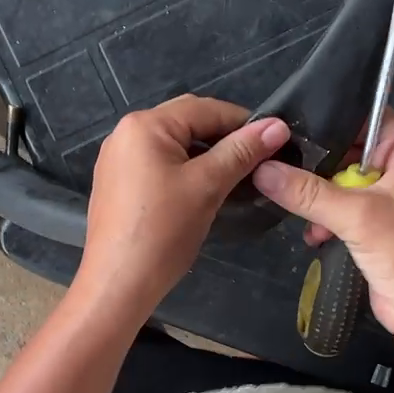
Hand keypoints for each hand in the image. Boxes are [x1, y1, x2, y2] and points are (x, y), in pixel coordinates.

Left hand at [75, 96, 290, 319]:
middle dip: (223, 138)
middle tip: (257, 161)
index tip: (274, 142)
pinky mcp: (116, 185)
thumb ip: (241, 152)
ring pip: (173, 146)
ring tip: (236, 177)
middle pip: (186, 123)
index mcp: (145, 125)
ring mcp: (116, 160)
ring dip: (205, 156)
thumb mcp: (207, 186)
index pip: (205, 108)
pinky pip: (157, 165)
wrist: (118, 284)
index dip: (243, 122)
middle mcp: (125, 134)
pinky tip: (202, 192)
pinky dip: (183, 171)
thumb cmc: (163, 231)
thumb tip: (277, 126)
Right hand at [251, 111, 393, 344]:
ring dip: (318, 198)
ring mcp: (387, 206)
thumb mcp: (356, 215)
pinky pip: (343, 216)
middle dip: (319, 162)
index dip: (341, 114)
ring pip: (343, 187)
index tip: (299, 116)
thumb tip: (261, 169)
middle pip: (351, 153)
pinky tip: (312, 235)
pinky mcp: (375, 235)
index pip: (374, 117)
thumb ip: (307, 191)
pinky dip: (325, 222)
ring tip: (293, 204)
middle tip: (280, 159)